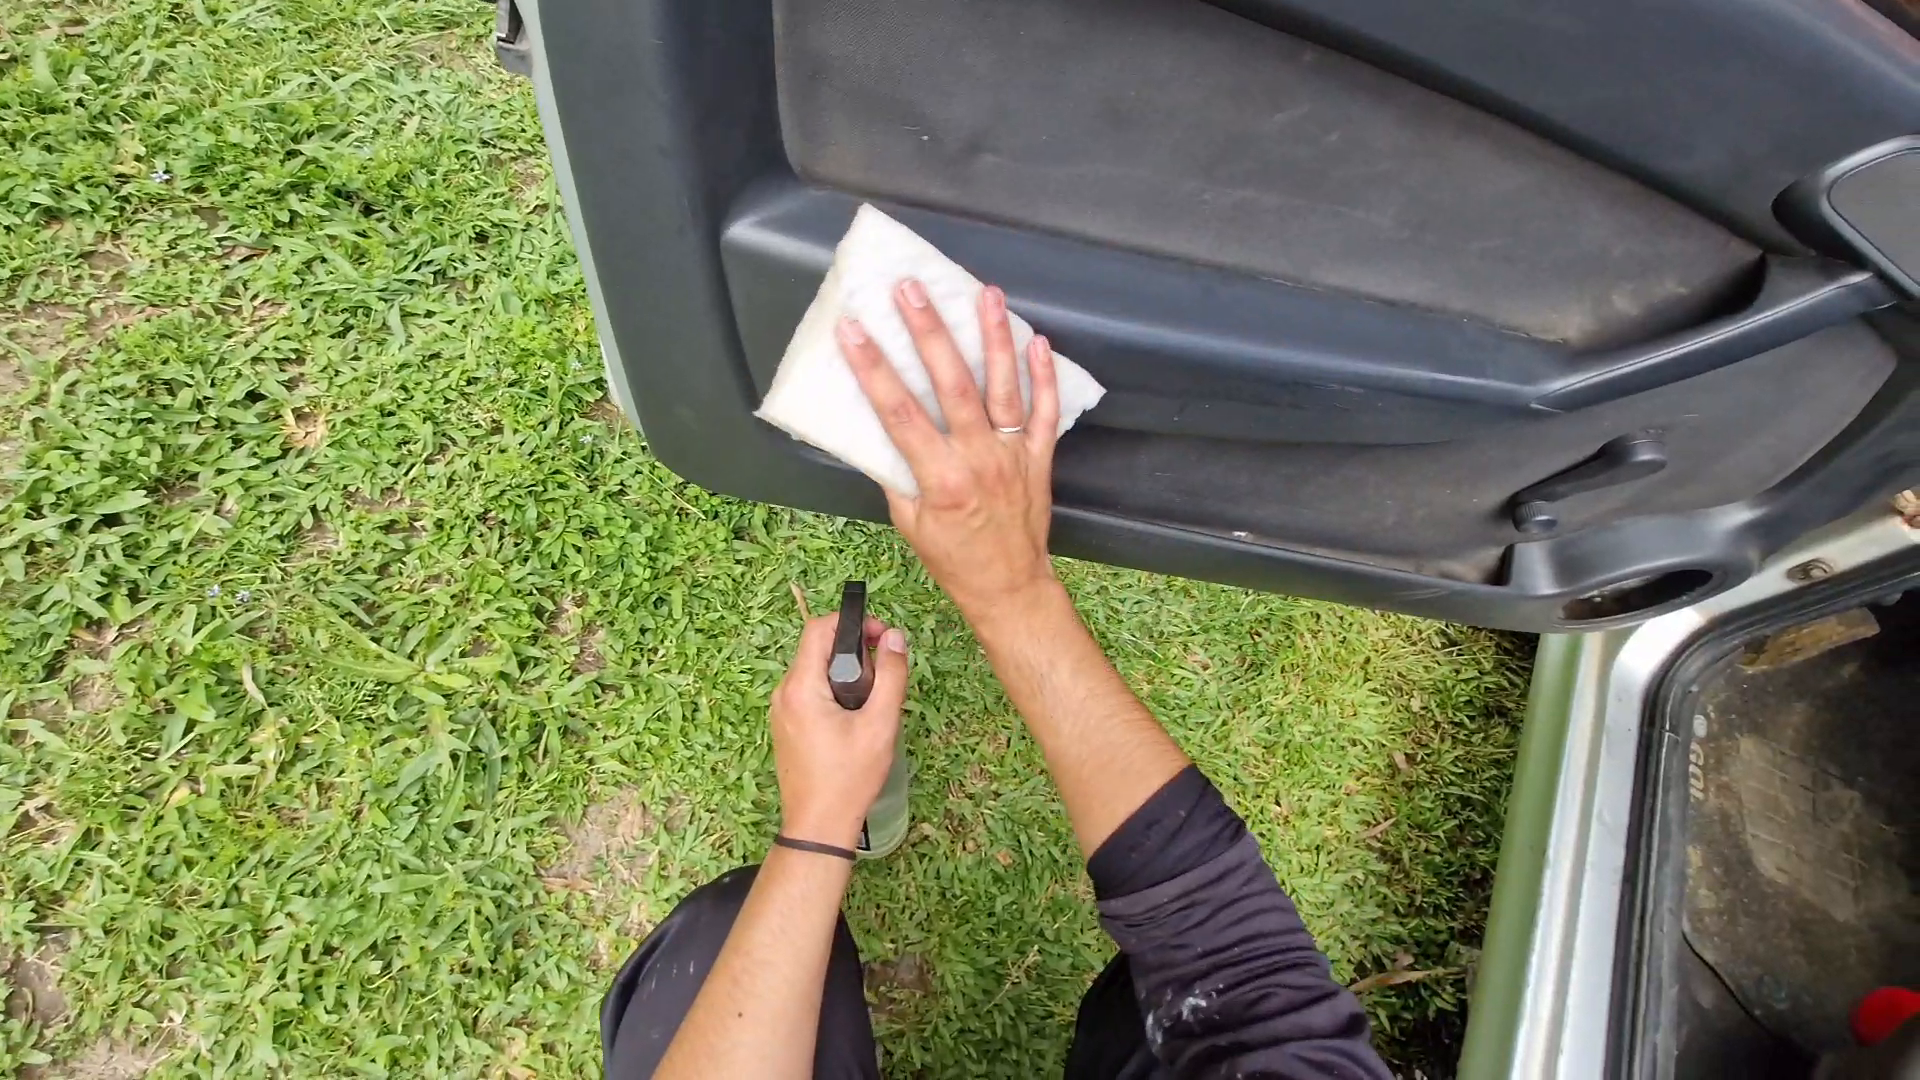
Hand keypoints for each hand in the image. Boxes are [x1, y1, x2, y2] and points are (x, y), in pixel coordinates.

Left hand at [770, 614, 909, 849]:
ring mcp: (782, 711)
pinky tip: (856, 715)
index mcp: (802, 686)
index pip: (819, 629)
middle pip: (817, 648)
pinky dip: (834, 689)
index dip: (851, 622)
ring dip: (846, 671)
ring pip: (815, 670)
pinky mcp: (787, 726)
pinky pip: (810, 691)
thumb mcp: (880, 723)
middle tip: (883, 670)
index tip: (881, 636)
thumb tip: (895, 636)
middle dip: (853, 648)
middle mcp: (784, 693)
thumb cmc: (850, 776)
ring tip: (874, 697)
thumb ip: (891, 675)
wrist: (818, 826)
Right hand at [838, 280, 1062, 622]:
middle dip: (929, 332)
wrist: (1009, 585)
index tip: (853, 330)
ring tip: (985, 294)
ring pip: (1005, 387)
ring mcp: (1014, 454)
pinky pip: (1046, 412)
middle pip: (953, 385)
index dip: (872, 369)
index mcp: (940, 478)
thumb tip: (877, 431)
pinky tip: (1038, 341)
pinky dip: (1044, 376)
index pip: (899, 413)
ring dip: (994, 337)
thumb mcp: (909, 525)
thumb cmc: (953, 559)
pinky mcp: (1040, 457)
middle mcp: (980, 458)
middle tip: (911, 289)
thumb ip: (894, 476)